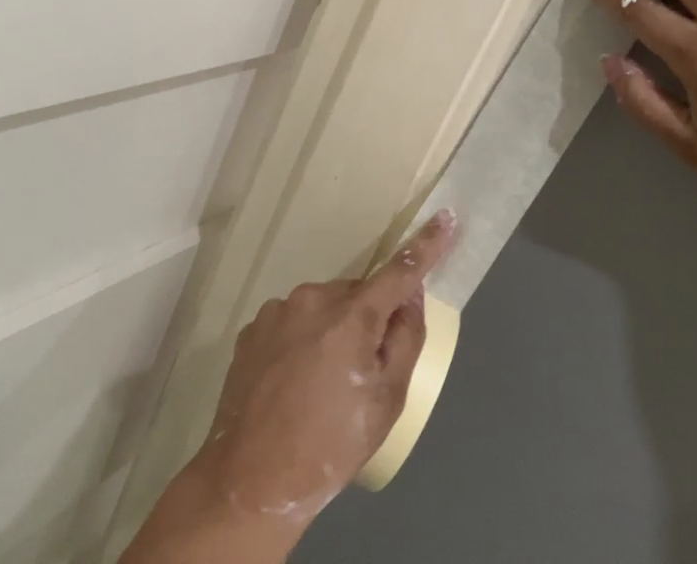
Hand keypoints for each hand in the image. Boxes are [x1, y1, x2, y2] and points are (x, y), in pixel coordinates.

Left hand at [188, 210, 459, 525]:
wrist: (252, 477)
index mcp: (351, 316)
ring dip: (331, 332)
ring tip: (321, 386)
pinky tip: (293, 384)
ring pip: (321, 310)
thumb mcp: (387, 400)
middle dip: (366, 320)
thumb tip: (408, 301)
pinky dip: (301, 342)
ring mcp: (276, 312)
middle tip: (362, 373)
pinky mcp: (251, 330)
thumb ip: (405, 340)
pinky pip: (291, 324)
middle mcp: (311, 299)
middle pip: (356, 296)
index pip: (399, 272)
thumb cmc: (331, 443)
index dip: (426, 246)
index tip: (445, 218)